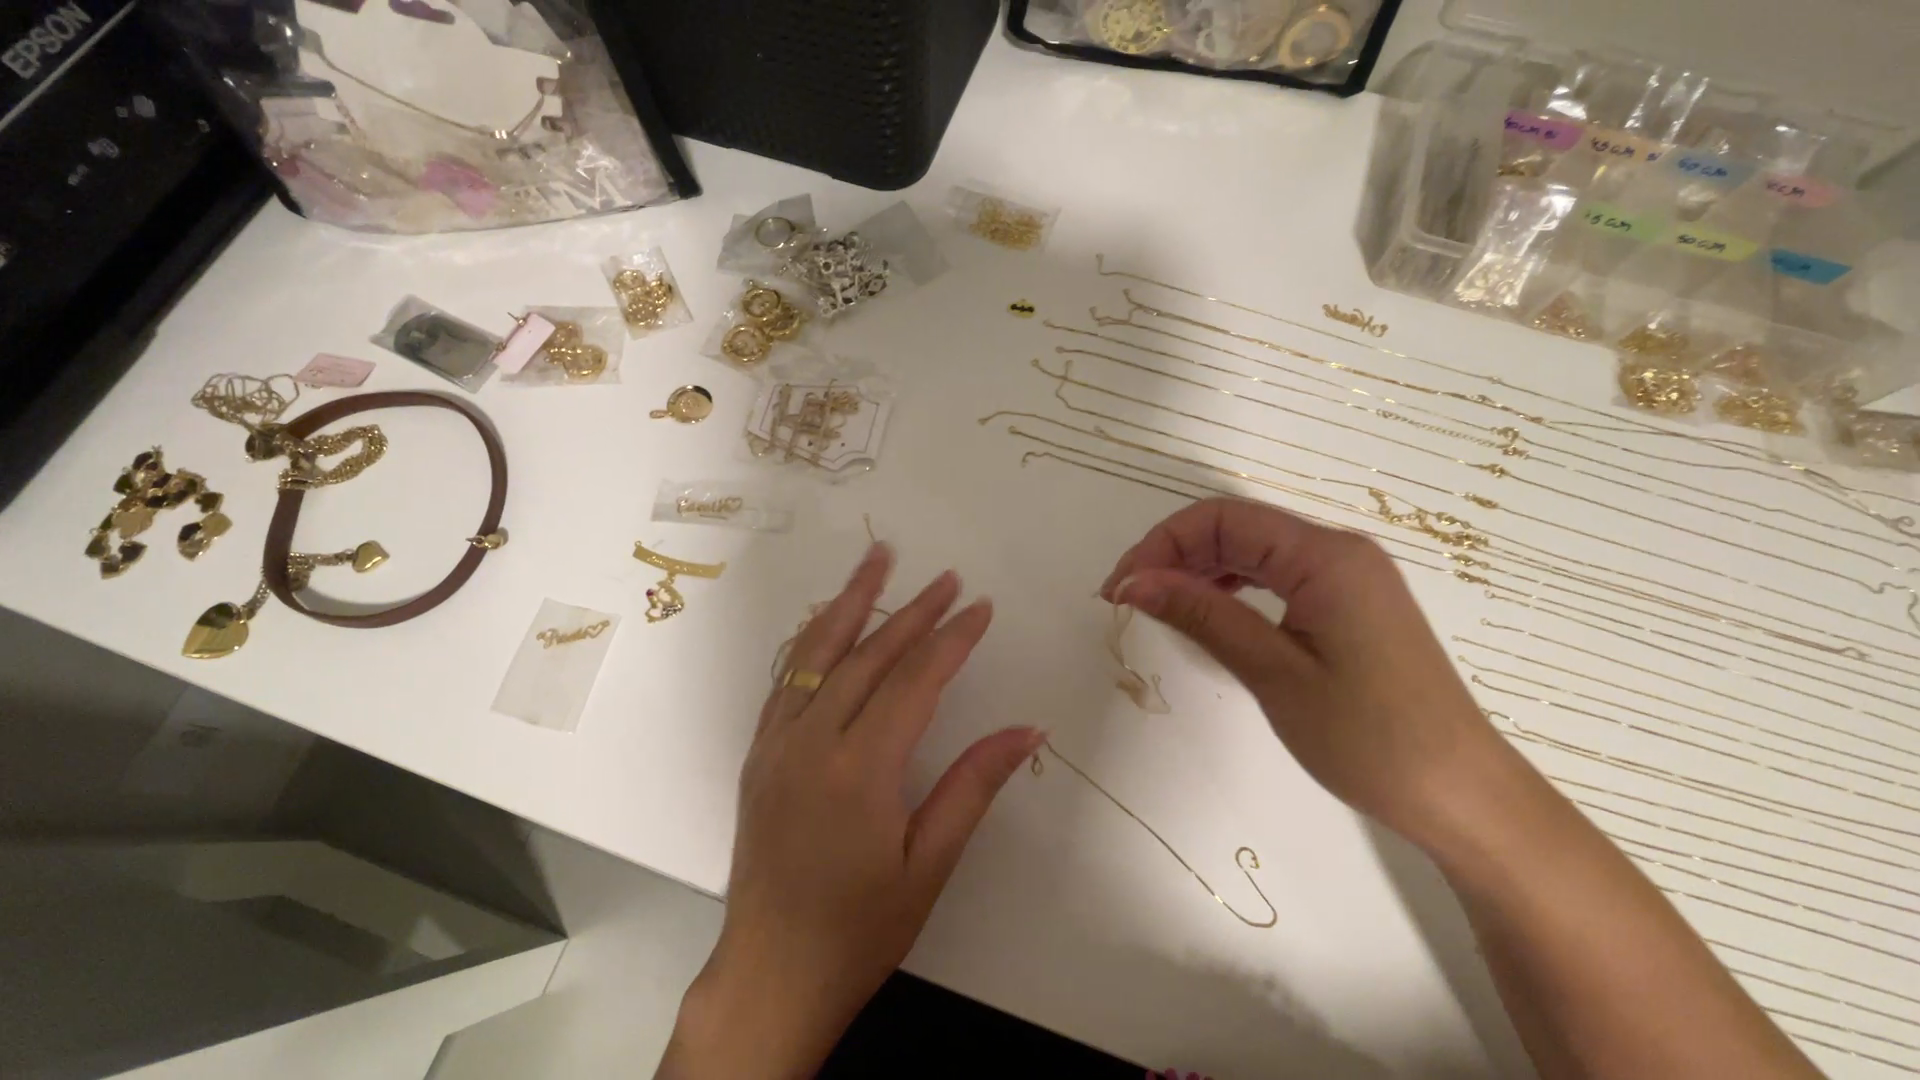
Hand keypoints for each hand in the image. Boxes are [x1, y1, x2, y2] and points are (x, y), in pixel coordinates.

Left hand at [659, 542, 1042, 1079]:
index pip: (915, 681)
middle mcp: (811, 742)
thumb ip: (973, 787)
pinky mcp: (757, 756)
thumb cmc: (859, 929)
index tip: (979, 606)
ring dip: (850, 604)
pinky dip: (812, 643)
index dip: (951, 640)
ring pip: (816, 655)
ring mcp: (776, 745)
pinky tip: (828, 624)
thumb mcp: (928, 865)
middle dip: (911, 611)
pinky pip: (785, 681)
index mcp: (859, 770)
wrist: (770, 972)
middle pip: (868, 656)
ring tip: (876, 561)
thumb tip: (1027, 730)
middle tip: (945, 577)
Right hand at [1100, 498, 1503, 847]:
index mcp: (1326, 556)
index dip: (1160, 544)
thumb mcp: (1274, 674)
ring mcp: (1350, 576)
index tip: (1119, 589)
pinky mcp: (1352, 603)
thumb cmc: (1368, 737)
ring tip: (1158, 607)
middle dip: (1174, 554)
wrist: (1458, 791)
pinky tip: (1210, 613)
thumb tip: (1134, 581)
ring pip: (1256, 549)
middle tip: (1126, 601)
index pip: (1221, 519)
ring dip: (1200, 569)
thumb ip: (1203, 616)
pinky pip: (1279, 575)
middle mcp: (1340, 551)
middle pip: (1237, 527)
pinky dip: (1234, 586)